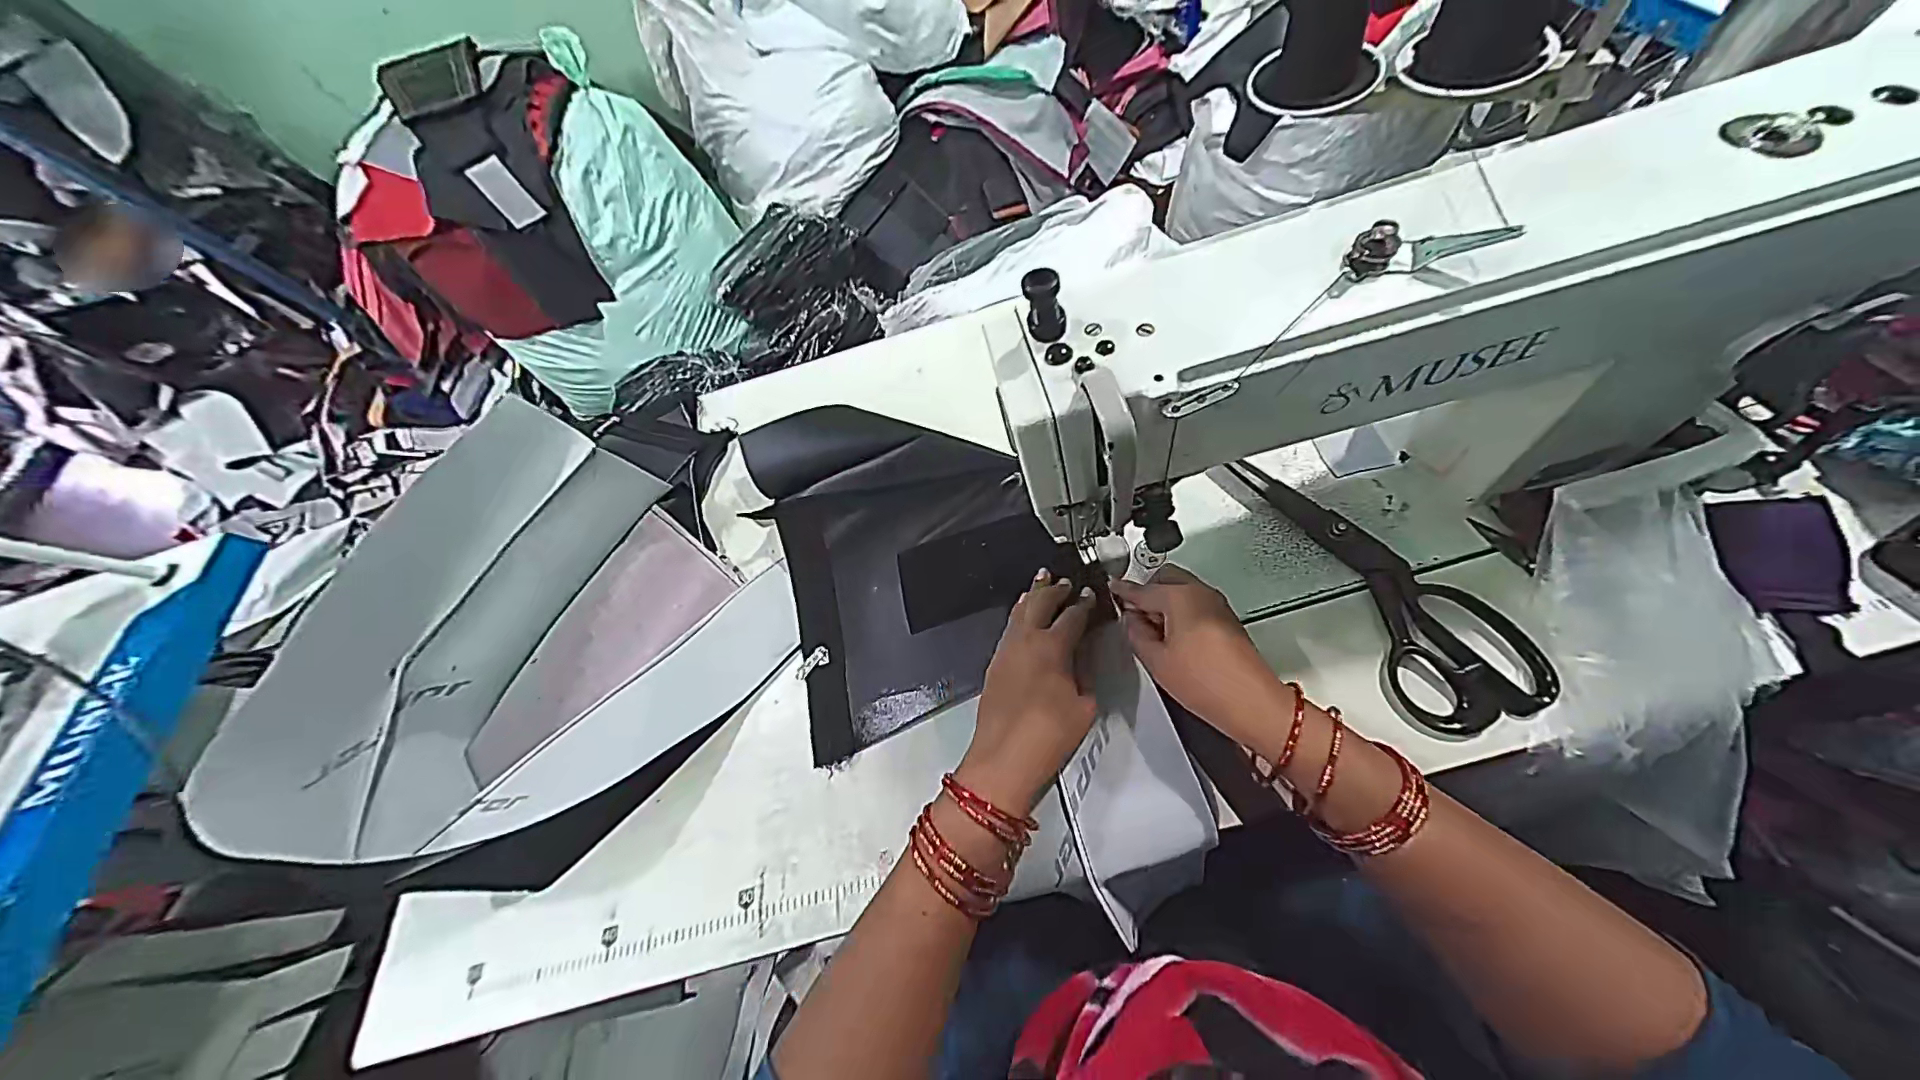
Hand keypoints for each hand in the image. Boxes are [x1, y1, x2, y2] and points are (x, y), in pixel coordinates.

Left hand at [961, 570, 1099, 814]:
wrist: (1003, 760)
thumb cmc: (1044, 737)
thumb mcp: (1084, 705)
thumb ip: (1085, 675)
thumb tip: (1082, 661)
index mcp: (1051, 647)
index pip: (1073, 615)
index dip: (1084, 603)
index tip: (1090, 597)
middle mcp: (1025, 642)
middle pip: (1040, 603)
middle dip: (1054, 589)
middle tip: (1064, 580)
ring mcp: (1006, 652)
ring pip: (1019, 613)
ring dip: (1032, 597)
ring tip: (1040, 585)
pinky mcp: (994, 666)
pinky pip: (1009, 629)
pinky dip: (1019, 616)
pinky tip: (1022, 619)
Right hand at [1110, 565, 1293, 749]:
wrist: (1251, 703)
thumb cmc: (1212, 684)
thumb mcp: (1156, 660)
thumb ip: (1135, 633)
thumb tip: (1131, 621)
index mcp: (1181, 597)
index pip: (1142, 588)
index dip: (1123, 591)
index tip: (1114, 590)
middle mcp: (1202, 593)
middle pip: (1165, 577)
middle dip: (1147, 592)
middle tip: (1132, 613)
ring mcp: (1217, 604)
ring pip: (1182, 588)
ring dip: (1164, 602)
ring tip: (1153, 630)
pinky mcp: (1226, 618)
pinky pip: (1195, 602)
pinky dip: (1180, 611)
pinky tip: (1173, 638)